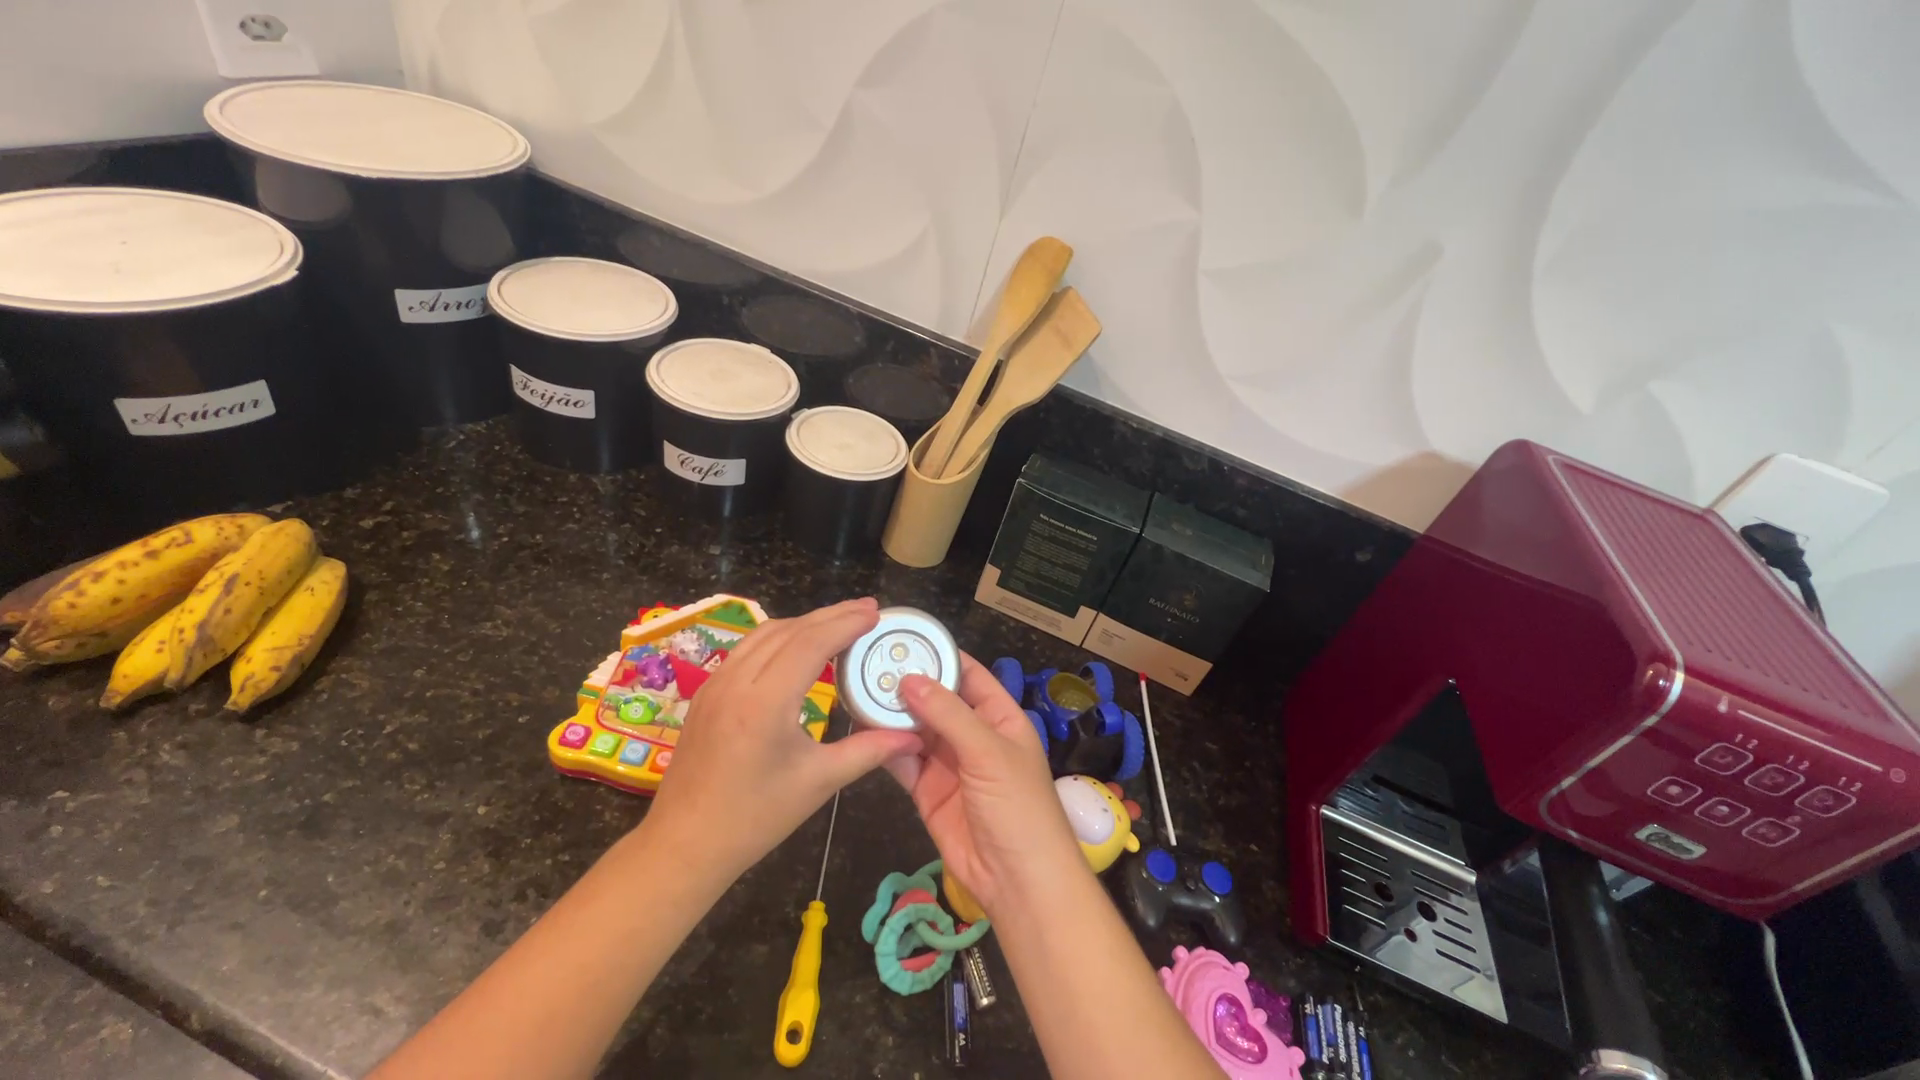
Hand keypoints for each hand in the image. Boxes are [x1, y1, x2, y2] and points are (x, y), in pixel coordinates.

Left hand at [645, 598, 922, 876]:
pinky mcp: (705, 693)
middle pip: (787, 630)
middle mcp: (735, 682)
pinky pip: (746, 650)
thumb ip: (868, 751)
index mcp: (764, 703)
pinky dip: (779, 639)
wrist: (684, 843)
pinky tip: (798, 649)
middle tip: (868, 609)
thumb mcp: (818, 782)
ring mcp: (714, 684)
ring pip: (763, 635)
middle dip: (830, 615)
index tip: (876, 614)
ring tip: (839, 622)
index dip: (845, 623)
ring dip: (803, 623)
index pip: (810, 644)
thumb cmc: (755, 818)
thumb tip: (913, 737)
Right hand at [886, 655, 1083, 917]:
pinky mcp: (927, 792)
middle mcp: (973, 736)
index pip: (968, 674)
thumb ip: (948, 714)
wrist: (1018, 880)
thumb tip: (910, 678)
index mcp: (1000, 718)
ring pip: (916, 729)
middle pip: (936, 700)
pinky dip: (885, 748)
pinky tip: (862, 730)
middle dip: (907, 684)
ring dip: (892, 714)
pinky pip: (903, 762)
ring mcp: (949, 764)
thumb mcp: (989, 752)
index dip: (939, 655)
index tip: (903, 637)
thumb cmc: (1017, 807)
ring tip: (857, 690)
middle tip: (866, 662)